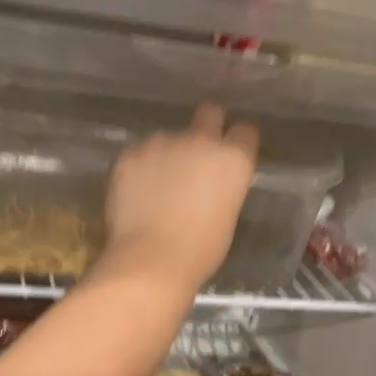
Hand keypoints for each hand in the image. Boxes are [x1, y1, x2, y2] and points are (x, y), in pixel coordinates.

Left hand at [102, 103, 258, 289]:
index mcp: (232, 160)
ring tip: (156, 189)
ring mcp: (161, 142)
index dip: (237, 142)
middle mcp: (200, 140)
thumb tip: (210, 182)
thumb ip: (222, 187)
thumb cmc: (199, 253)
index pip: (245, 131)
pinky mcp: (130, 154)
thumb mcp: (226, 218)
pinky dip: (139, 169)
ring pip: (167, 138)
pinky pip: (139, 155)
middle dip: (207, 126)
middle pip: (209, 113)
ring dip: (166, 155)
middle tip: (196, 156)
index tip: (231, 154)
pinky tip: (135, 196)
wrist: (150, 262)